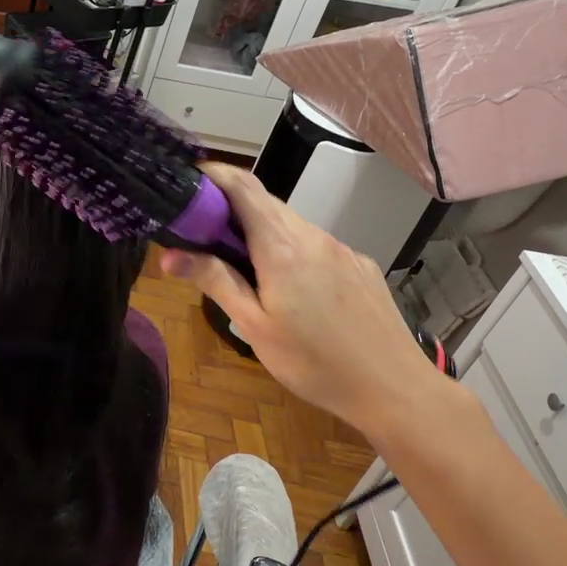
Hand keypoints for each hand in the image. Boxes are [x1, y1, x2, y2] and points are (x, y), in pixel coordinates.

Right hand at [162, 164, 450, 438]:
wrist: (396, 390)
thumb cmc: (316, 363)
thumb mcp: (255, 326)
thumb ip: (215, 281)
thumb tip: (170, 255)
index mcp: (282, 247)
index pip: (242, 186)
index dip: (212, 174)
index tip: (185, 183)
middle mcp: (312, 236)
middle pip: (264, 202)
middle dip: (228, 208)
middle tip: (199, 234)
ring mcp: (340, 249)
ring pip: (289, 224)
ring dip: (258, 232)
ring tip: (240, 267)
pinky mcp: (359, 265)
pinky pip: (314, 244)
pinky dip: (289, 250)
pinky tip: (289, 288)